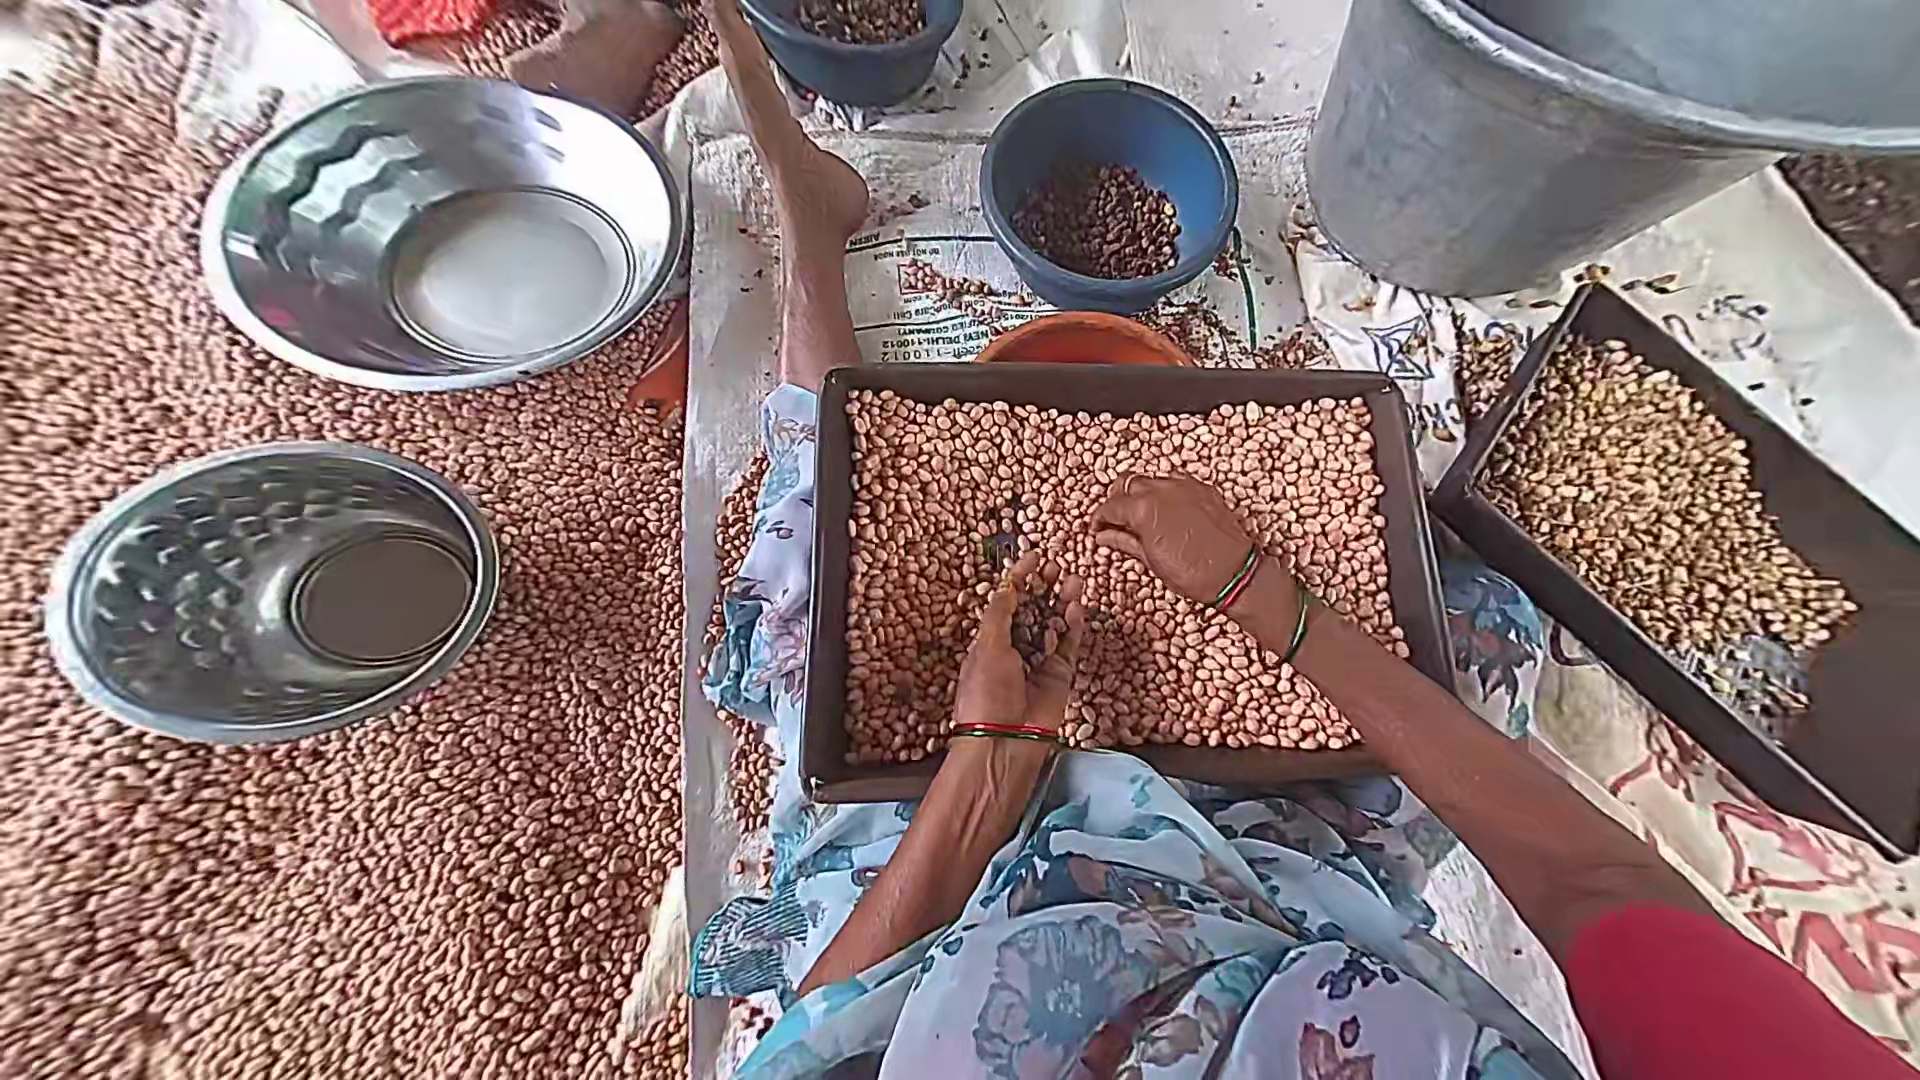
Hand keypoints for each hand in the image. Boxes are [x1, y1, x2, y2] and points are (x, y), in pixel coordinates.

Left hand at [953, 553, 1086, 732]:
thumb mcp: (987, 646)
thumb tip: (1008, 587)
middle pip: (1034, 608)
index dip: (1020, 578)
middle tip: (1056, 567)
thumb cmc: (987, 691)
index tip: (1034, 557)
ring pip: (1055, 623)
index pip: (1008, 601)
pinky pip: (1069, 643)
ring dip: (1062, 601)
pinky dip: (1074, 625)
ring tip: (1073, 579)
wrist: (1005, 739)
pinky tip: (1076, 606)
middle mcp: (1016, 647)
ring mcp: (1039, 659)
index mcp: (991, 639)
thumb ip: (1001, 613)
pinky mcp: (1060, 673)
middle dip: (1044, 586)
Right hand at [1091, 474, 1300, 617]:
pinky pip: (1175, 482)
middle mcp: (1162, 490)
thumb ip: (1124, 541)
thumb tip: (1105, 536)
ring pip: (1150, 480)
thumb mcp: (1150, 560)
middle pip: (1127, 484)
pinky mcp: (1203, 490)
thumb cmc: (1194, 573)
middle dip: (1117, 501)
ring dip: (1140, 495)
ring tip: (1141, 517)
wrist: (1235, 574)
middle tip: (1116, 521)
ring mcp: (1184, 487)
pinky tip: (1166, 512)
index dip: (1099, 518)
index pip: (1110, 506)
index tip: (1098, 528)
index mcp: (1143, 508)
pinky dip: (1164, 493)